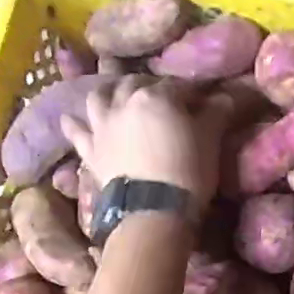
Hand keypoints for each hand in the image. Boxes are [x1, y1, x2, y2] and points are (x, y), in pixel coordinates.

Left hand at [61, 75, 231, 208]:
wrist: (153, 211)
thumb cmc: (188, 172)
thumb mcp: (210, 141)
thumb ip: (216, 114)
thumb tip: (224, 96)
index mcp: (157, 96)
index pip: (178, 85)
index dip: (191, 92)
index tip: (201, 100)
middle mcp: (125, 102)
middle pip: (134, 83)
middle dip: (147, 85)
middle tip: (160, 96)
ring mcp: (103, 125)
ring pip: (99, 96)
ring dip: (108, 91)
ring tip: (115, 94)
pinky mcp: (90, 150)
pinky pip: (76, 131)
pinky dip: (73, 124)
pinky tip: (69, 119)